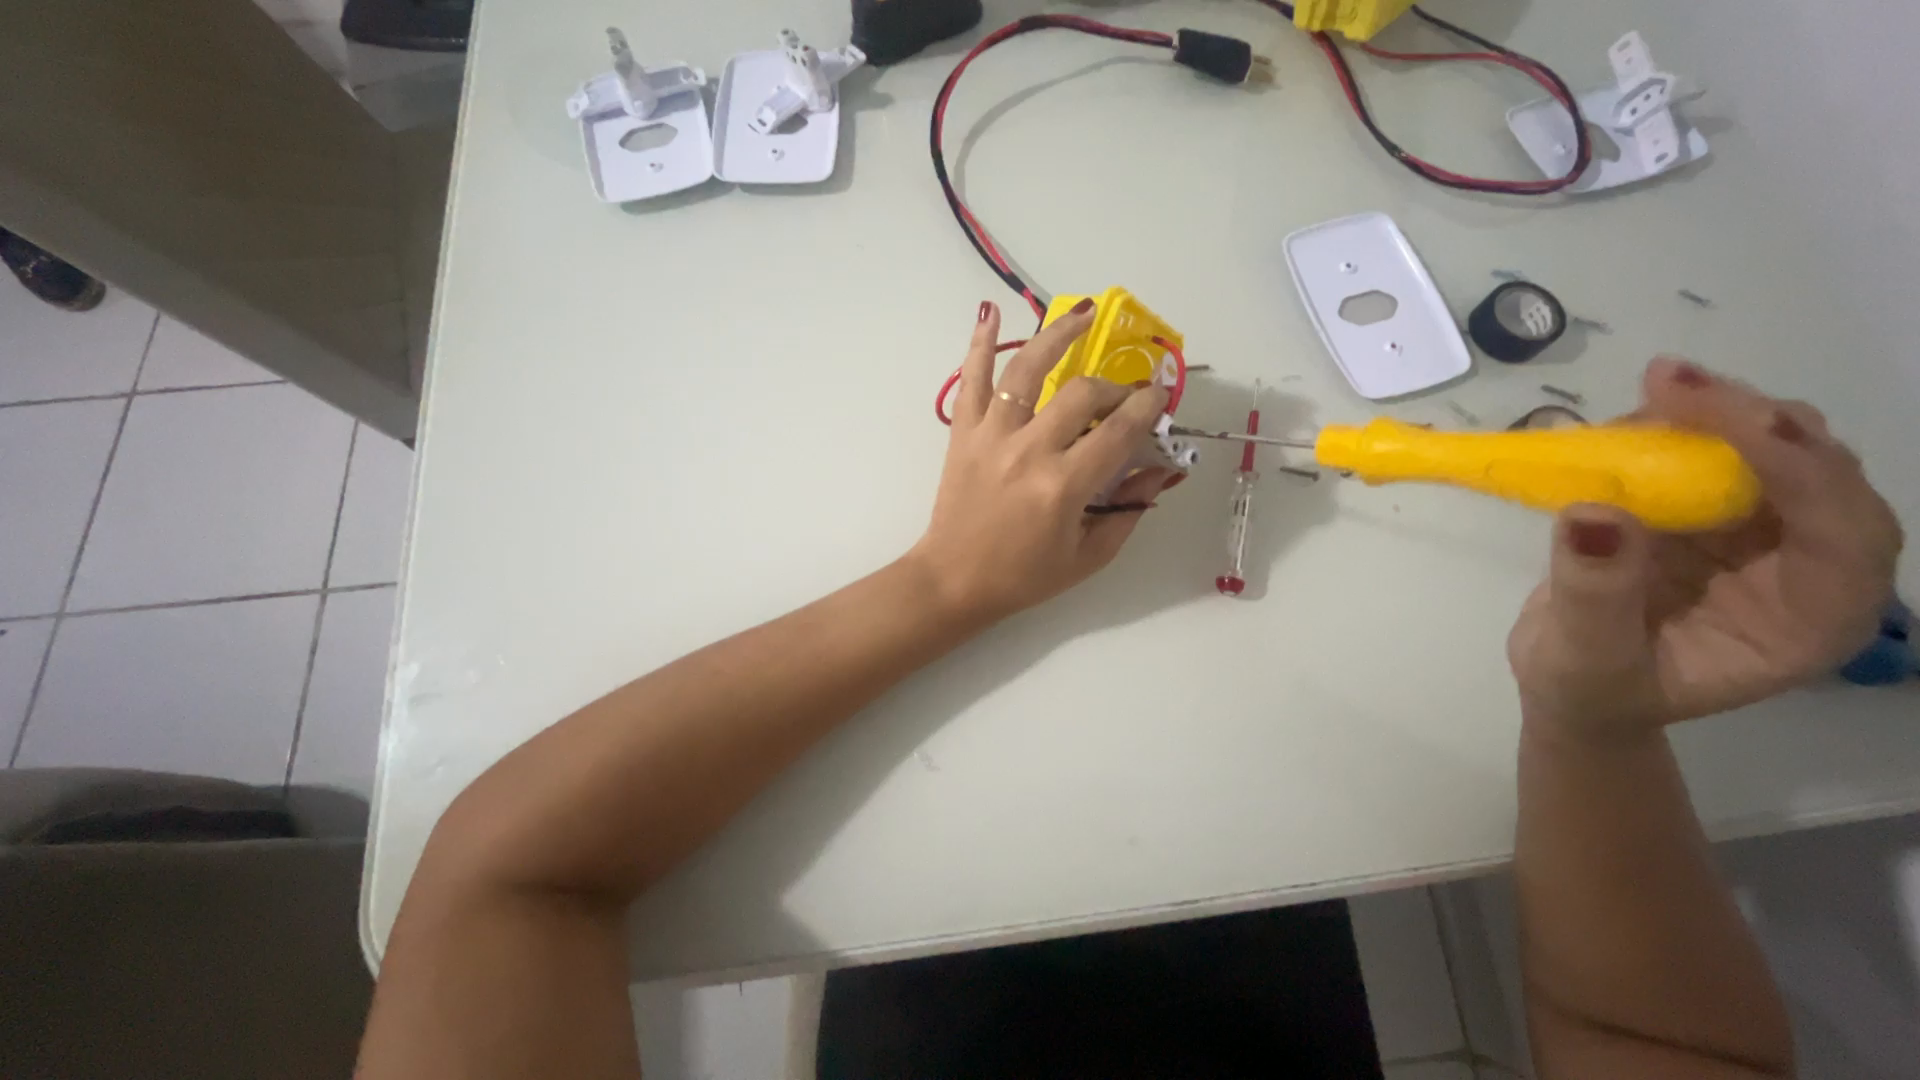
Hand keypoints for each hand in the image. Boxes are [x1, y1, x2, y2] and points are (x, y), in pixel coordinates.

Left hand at [909, 299, 1180, 622]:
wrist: (954, 580)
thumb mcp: (1089, 556)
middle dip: (1113, 388)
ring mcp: (991, 436)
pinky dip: (980, 343)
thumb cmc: (1024, 576)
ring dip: (1059, 335)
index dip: (1147, 406)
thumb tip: (1161, 469)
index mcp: (1064, 486)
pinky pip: (972, 379)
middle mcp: (1029, 450)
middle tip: (1124, 396)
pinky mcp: (962, 432)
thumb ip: (1129, 510)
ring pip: (1028, 370)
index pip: (1118, 431)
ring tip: (1084, 312)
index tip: (1161, 392)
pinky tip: (991, 312)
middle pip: (1081, 394)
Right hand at [1508, 357, 1903, 738]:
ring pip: (1773, 451)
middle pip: (1819, 475)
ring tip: (1651, 391)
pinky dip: (1677, 429)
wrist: (1576, 691)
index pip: (1841, 529)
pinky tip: (1632, 420)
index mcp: (1812, 620)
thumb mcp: (1586, 658)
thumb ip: (1596, 594)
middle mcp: (1807, 569)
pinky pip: (1714, 455)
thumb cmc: (1591, 690)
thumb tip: (1591, 512)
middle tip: (1670, 382)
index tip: (1734, 419)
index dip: (1798, 468)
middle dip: (1755, 423)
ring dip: (1717, 414)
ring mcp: (1762, 537)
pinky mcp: (1713, 515)